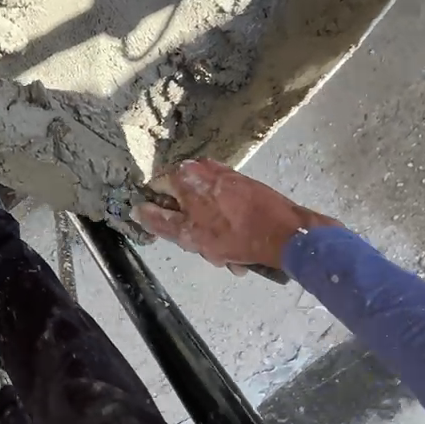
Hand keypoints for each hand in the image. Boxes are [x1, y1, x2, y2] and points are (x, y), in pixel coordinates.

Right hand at [130, 160, 338, 272]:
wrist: (288, 234)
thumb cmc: (234, 234)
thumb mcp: (189, 234)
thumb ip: (158, 221)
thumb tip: (136, 208)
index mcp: (183, 174)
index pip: (155, 191)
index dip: (161, 215)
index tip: (178, 235)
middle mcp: (202, 167)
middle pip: (182, 201)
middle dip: (192, 229)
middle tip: (206, 250)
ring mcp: (225, 174)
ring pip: (205, 207)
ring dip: (211, 233)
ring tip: (227, 256)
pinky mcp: (244, 185)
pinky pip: (224, 206)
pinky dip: (227, 226)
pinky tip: (239, 248)